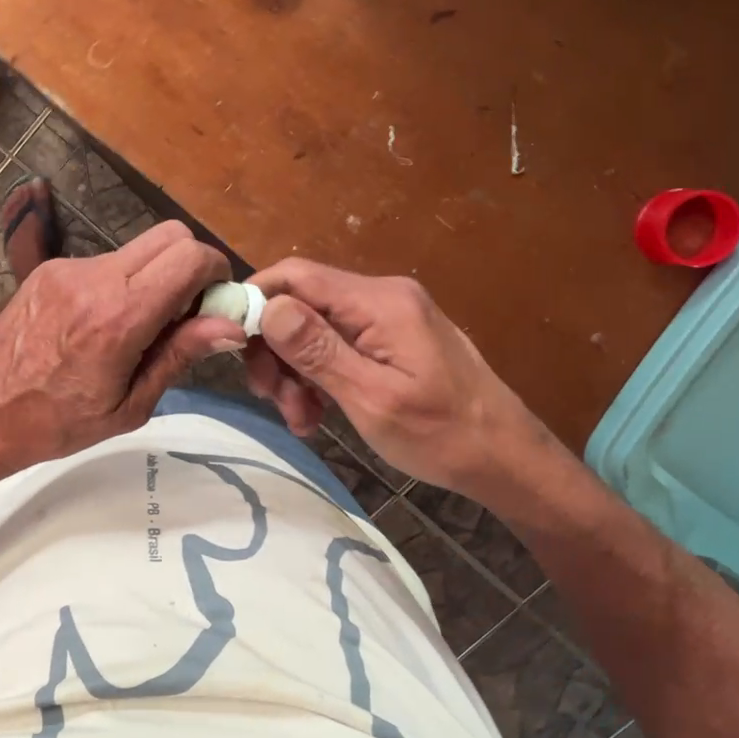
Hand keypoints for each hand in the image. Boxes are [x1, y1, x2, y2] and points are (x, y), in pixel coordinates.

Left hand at [0, 220, 244, 474]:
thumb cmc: (59, 422)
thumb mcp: (131, 405)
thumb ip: (180, 355)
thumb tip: (231, 325)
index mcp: (119, 317)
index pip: (189, 256)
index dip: (214, 273)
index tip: (213, 304)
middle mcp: (94, 279)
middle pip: (169, 235)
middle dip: (190, 264)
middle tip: (184, 311)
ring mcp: (66, 269)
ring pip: (135, 249)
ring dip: (151, 277)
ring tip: (136, 327)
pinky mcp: (47, 269)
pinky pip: (103, 263)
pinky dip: (118, 283)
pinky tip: (100, 324)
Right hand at [242, 259, 560, 497]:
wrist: (508, 461)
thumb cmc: (443, 435)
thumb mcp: (372, 398)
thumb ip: (318, 350)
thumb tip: (268, 307)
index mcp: (379, 302)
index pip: (295, 276)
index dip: (254, 303)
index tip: (230, 348)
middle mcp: (381, 297)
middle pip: (300, 304)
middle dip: (275, 350)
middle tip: (273, 400)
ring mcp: (388, 317)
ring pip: (312, 328)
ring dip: (294, 371)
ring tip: (302, 418)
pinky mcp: (391, 339)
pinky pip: (336, 345)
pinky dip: (317, 376)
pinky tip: (318, 413)